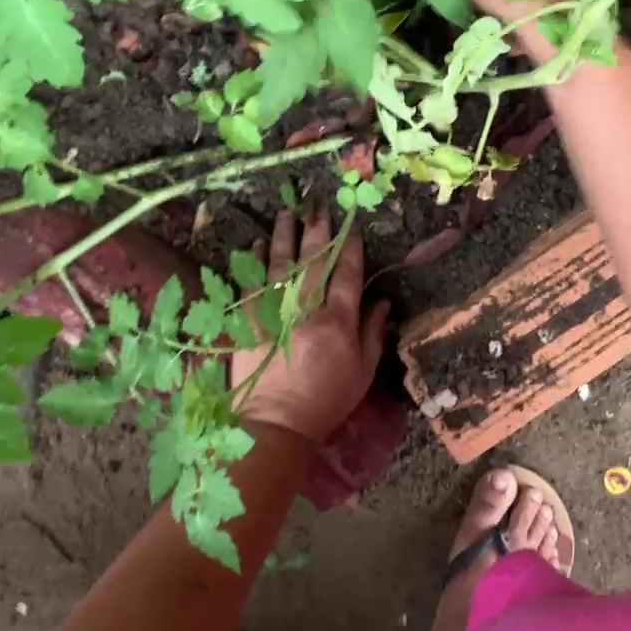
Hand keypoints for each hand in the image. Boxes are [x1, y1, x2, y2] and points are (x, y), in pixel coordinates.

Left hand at [229, 204, 389, 443]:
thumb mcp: (362, 373)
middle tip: (317, 206)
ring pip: (282, 264)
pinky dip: (256, 262)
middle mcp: (307, 310)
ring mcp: (274, 313)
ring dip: (285, 236)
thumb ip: (373, 334)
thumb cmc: (325, 401)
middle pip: (313, 261)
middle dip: (317, 231)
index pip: (347, 274)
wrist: (274, 425)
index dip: (350, 249)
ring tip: (288, 212)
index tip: (351, 229)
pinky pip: (252, 283)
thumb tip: (383, 300)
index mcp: (338, 321)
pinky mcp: (248, 321)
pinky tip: (259, 245)